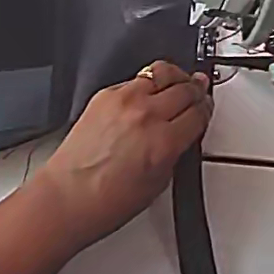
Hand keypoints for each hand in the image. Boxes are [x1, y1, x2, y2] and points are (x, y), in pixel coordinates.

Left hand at [31, 61, 212, 249]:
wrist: (67, 197)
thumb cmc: (105, 201)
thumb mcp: (158, 183)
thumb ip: (176, 151)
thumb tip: (182, 133)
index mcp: (164, 142)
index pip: (198, 113)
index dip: (206, 110)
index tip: (205, 109)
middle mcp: (146, 116)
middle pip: (185, 88)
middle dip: (196, 91)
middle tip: (199, 91)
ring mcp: (125, 100)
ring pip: (163, 72)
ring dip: (176, 77)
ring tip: (180, 80)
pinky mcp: (106, 94)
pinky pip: (136, 79)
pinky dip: (148, 82)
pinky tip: (150, 89)